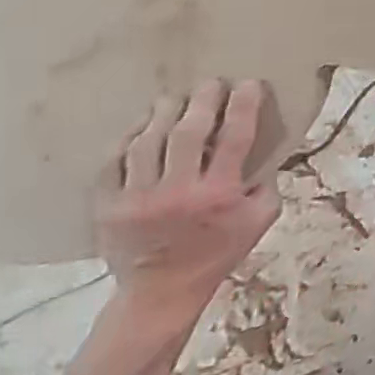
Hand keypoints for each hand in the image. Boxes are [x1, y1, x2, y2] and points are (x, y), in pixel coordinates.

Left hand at [95, 79, 280, 328]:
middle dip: (203, 101)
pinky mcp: (107, 206)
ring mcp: (138, 199)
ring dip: (163, 114)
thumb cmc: (220, 250)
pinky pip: (113, 162)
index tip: (249, 84)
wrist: (162, 291)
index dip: (244, 106)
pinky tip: (141, 126)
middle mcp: (178, 192)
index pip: (235, 138)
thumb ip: (266, 182)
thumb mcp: (261, 218)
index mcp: (219, 195)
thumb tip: (264, 147)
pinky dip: (128, 139)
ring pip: (147, 142)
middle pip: (188, 133)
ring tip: (174, 99)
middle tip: (211, 83)